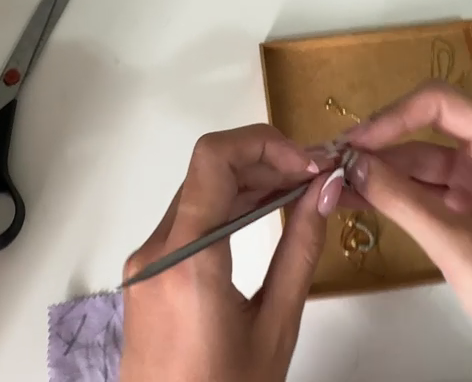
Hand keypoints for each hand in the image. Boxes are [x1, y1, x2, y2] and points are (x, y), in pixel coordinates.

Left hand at [122, 125, 331, 381]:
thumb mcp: (275, 329)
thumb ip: (300, 251)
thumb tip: (326, 188)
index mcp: (187, 259)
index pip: (214, 158)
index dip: (263, 142)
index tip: (306, 164)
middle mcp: (156, 248)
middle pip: (208, 171)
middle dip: (265, 160)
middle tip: (314, 175)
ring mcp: (146, 260)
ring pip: (199, 191)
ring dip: (248, 181)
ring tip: (299, 189)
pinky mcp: (147, 272)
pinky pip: (189, 219)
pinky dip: (228, 206)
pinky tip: (265, 212)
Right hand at [340, 83, 471, 381]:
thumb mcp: (456, 244)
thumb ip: (400, 198)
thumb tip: (351, 162)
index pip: (440, 104)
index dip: (392, 116)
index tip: (354, 142)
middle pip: (428, 129)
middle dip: (381, 144)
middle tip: (334, 160)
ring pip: (422, 161)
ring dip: (382, 171)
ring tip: (336, 180)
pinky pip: (427, 189)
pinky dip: (395, 194)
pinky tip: (358, 199)